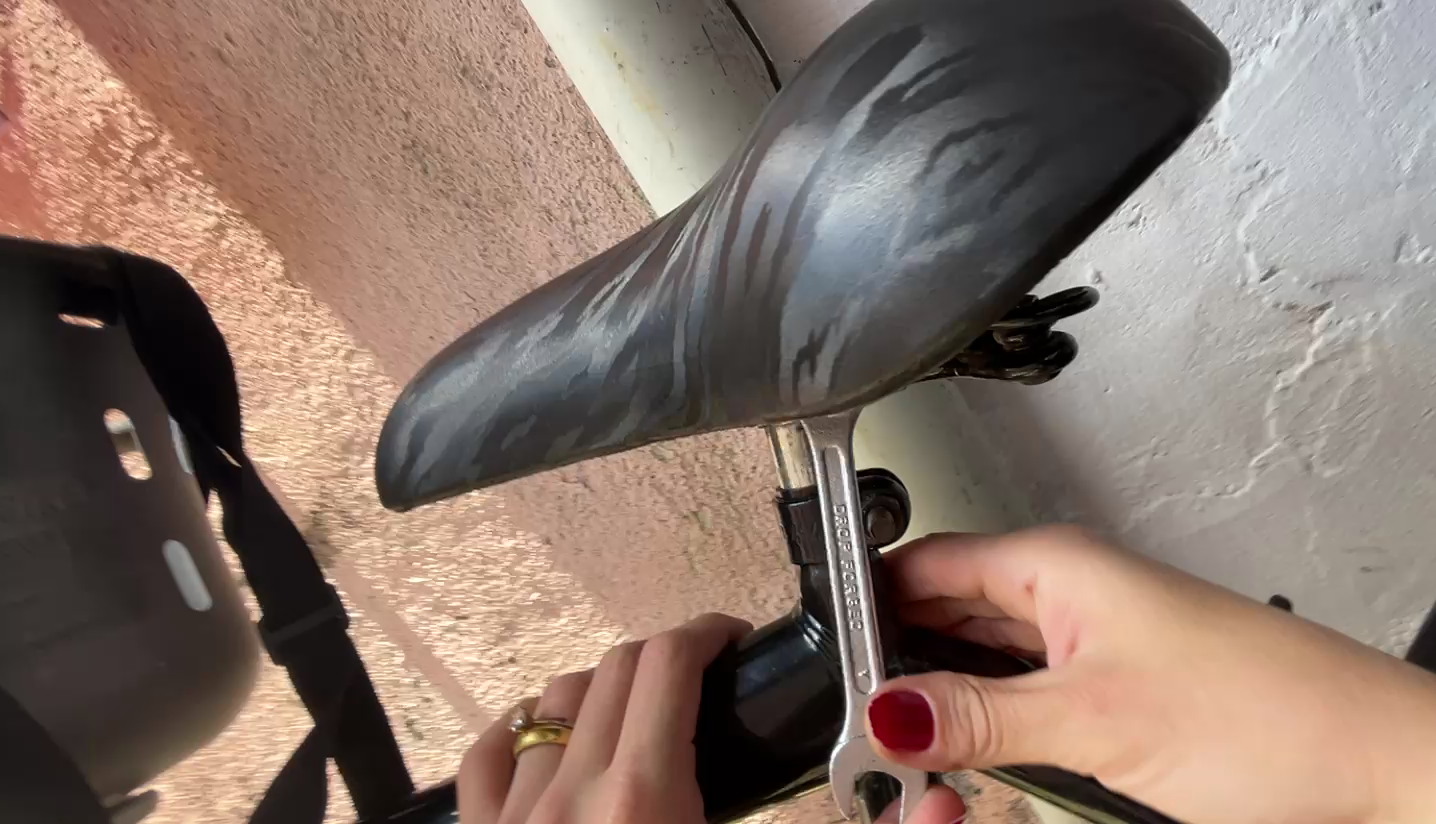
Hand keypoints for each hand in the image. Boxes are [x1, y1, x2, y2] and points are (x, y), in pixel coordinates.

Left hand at [457, 613, 968, 823]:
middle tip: (707, 684)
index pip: (667, 658)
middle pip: (617, 666)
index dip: (708, 631)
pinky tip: (560, 748)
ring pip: (554, 700)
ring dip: (605, 690)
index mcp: (643, 798)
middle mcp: (568, 794)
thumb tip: (946, 804)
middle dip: (669, 655)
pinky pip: (489, 757)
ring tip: (645, 716)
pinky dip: (527, 731)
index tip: (737, 645)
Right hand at [866, 526, 1435, 823]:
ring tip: (918, 770)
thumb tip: (890, 711)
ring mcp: (1085, 647)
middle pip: (948, 617)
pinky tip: (976, 772)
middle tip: (869, 736)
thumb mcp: (1096, 721)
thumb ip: (981, 715)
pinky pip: (1024, 704)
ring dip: (946, 711)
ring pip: (982, 667)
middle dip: (904, 671)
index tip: (837, 667)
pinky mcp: (1110, 696)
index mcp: (1049, 567)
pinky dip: (992, 734)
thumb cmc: (1257, 713)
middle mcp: (1060, 596)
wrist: (1383, 768)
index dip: (874, 605)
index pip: (927, 567)